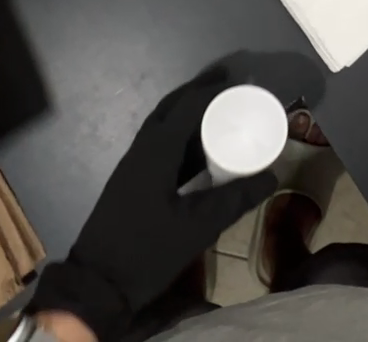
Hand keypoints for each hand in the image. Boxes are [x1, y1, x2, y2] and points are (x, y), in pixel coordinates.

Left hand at [28, 70, 279, 339]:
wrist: (96, 286)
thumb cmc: (148, 250)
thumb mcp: (198, 226)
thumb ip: (236, 199)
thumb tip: (271, 176)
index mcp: (157, 150)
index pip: (188, 106)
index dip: (213, 90)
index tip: (240, 81)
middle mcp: (143, 147)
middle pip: (172, 106)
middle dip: (199, 91)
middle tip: (229, 83)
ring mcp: (134, 163)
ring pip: (164, 123)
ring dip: (189, 110)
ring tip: (219, 106)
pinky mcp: (133, 179)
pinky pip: (160, 142)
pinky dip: (182, 133)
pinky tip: (199, 145)